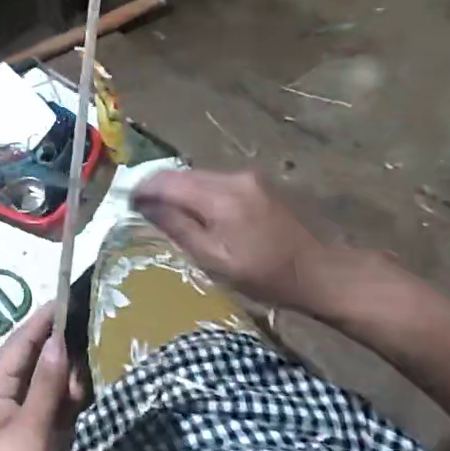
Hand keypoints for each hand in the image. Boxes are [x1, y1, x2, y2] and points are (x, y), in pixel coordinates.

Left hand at [0, 304, 83, 450]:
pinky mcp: (33, 432)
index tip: (68, 299)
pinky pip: (53, 404)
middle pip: (36, 358)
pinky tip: (73, 417)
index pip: (20, 341)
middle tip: (76, 385)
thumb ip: (46, 384)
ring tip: (74, 405)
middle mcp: (4, 393)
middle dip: (59, 363)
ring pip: (48, 381)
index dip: (42, 320)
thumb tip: (57, 340)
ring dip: (65, 387)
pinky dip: (66, 406)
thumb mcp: (34, 431)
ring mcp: (19, 413)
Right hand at [134, 168, 379, 318]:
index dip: (142, 190)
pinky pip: (214, 181)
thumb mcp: (215, 260)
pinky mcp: (256, 182)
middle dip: (158, 190)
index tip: (127, 206)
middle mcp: (231, 177)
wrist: (322, 272)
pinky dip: (199, 193)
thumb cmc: (266, 275)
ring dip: (178, 191)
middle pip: (180, 175)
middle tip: (143, 213)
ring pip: (196, 176)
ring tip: (168, 216)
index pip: (166, 180)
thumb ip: (177, 227)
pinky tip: (199, 214)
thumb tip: (143, 204)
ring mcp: (246, 176)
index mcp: (220, 196)